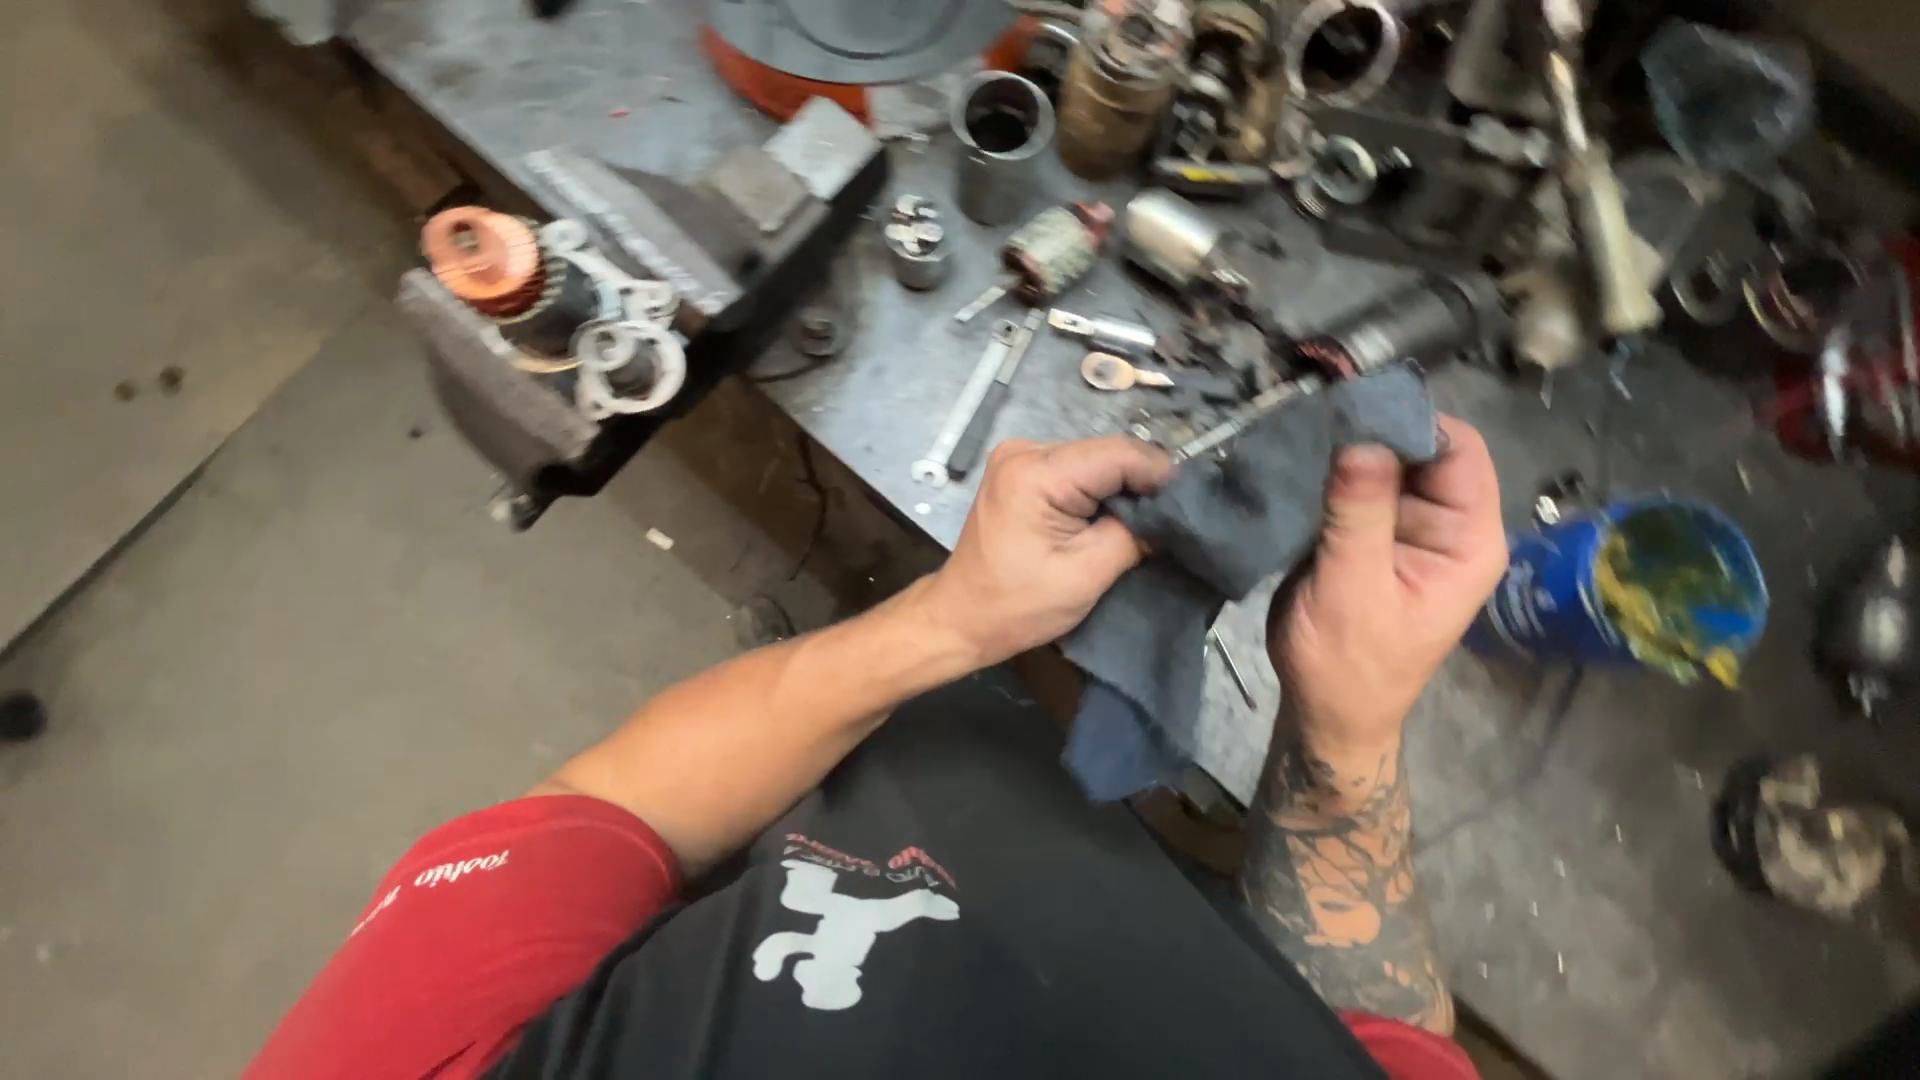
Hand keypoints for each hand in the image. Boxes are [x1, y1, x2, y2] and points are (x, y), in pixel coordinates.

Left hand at [917, 436, 1172, 667]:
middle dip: (1141, 485)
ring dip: (1120, 490)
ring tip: (1145, 524)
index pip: (1118, 454)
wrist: (961, 617)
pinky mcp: (1019, 472)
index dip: (1159, 476)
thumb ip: (1136, 534)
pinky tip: (1110, 519)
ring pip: (1093, 462)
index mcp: (1035, 471)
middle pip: (1105, 454)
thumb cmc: (1017, 605)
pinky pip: (1074, 472)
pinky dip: (1096, 494)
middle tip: (1171, 521)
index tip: (1189, 506)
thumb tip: (1174, 513)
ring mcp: (1018, 458)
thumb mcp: (1086, 574)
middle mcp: (1023, 451)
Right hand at [1269, 416, 1506, 754]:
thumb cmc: (1348, 662)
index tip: (1351, 406)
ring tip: (1294, 438)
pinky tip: (1290, 466)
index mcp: (1467, 538)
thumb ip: (1359, 516)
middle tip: (1312, 418)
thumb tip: (1361, 439)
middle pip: (1415, 451)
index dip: (1410, 422)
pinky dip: (1322, 477)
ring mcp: (1401, 529)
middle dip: (1368, 433)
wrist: (1323, 709)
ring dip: (1339, 453)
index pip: (1456, 452)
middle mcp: (1443, 524)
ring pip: (1377, 466)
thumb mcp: (1353, 589)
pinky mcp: (1362, 536)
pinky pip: (1347, 490)